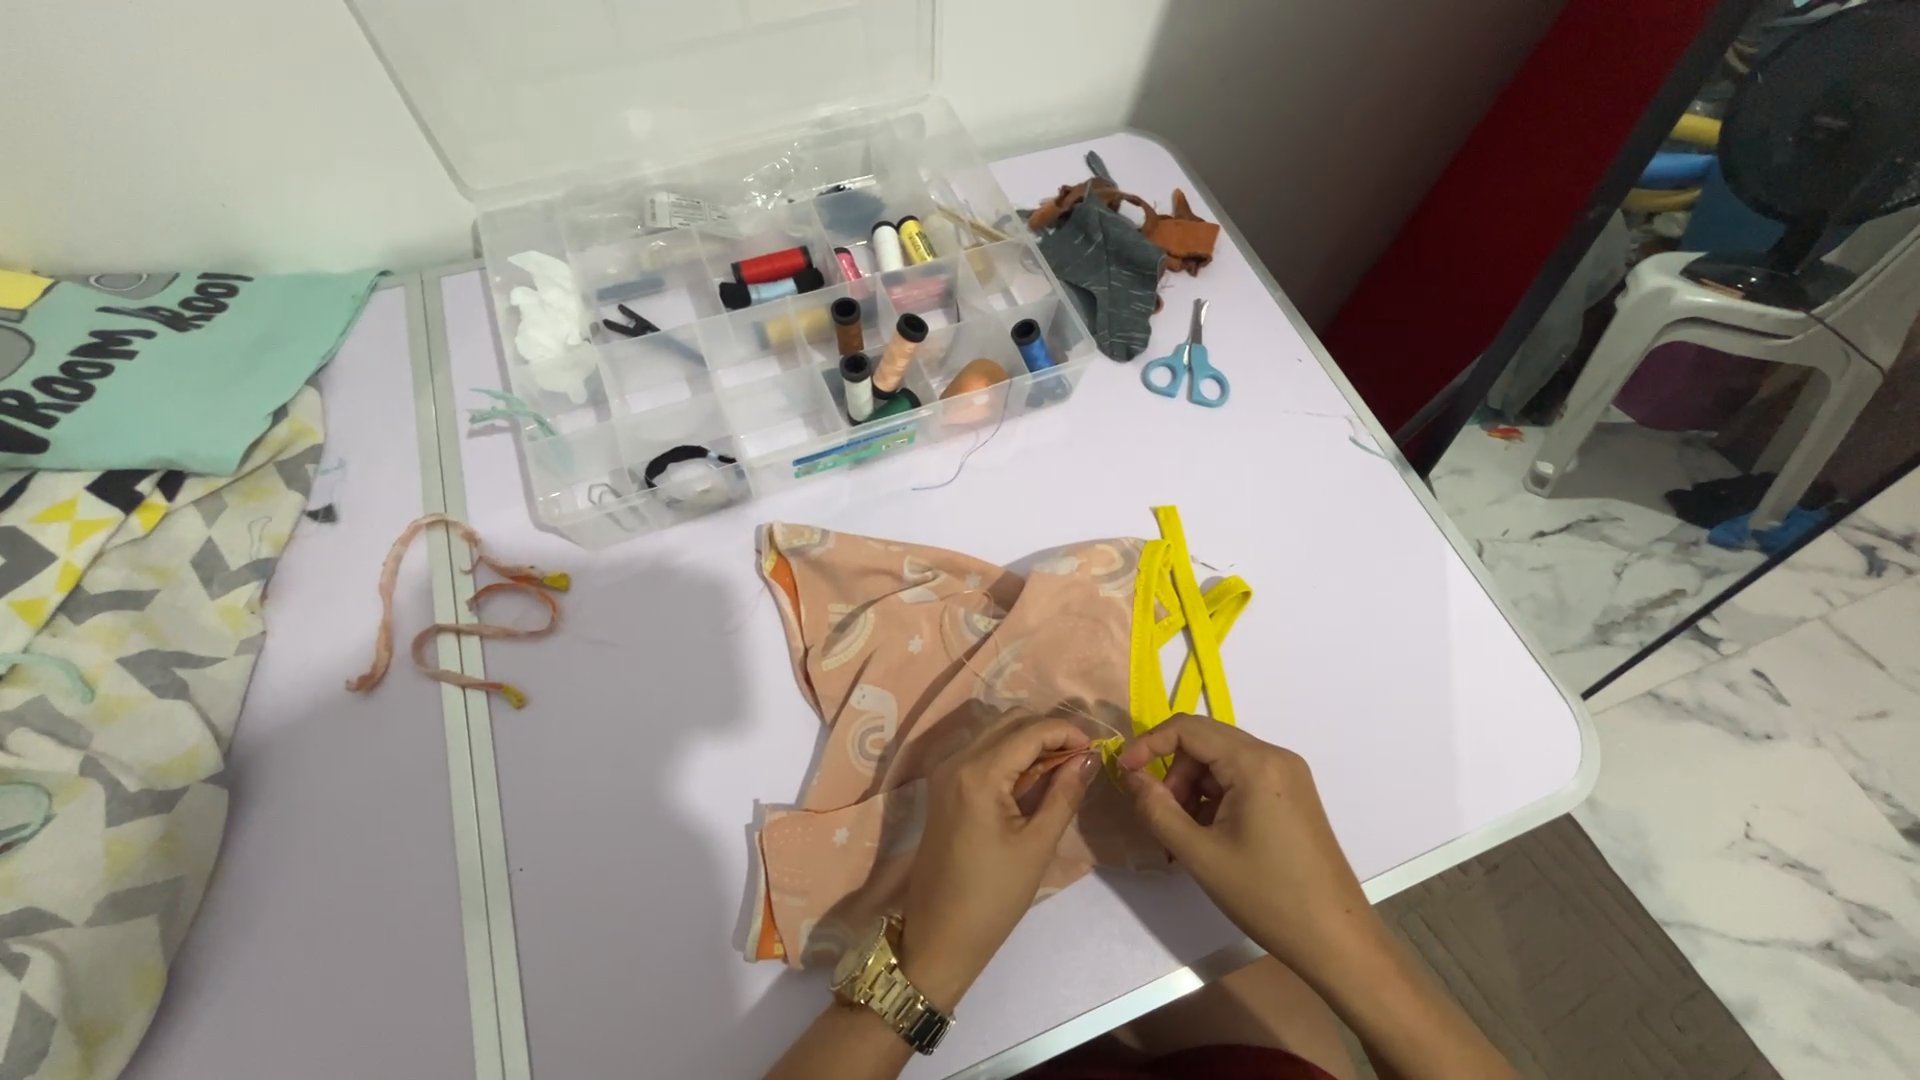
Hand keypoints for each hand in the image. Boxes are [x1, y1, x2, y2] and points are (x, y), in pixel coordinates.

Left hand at [899, 712, 1100, 1010]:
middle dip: (1048, 731)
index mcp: (978, 773)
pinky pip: (982, 753)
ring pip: (995, 734)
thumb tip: (1091, 756)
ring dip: (1029, 740)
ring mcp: (945, 772)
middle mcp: (956, 760)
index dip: (1067, 731)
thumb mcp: (1037, 845)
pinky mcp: (944, 786)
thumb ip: (1065, 793)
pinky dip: (1010, 755)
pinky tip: (1034, 777)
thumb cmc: (993, 897)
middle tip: (1082, 756)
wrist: (939, 936)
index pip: (1030, 730)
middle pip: (1010, 721)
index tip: (1097, 748)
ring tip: (1063, 766)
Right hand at [1117, 714, 1375, 979]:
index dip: (1148, 744)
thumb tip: (1130, 776)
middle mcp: (1275, 756)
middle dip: (1172, 771)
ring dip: (1193, 787)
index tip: (1124, 773)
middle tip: (1159, 813)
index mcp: (1255, 763)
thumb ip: (1157, 808)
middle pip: (1205, 741)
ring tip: (1184, 834)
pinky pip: (1241, 777)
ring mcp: (1288, 775)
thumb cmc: (1266, 896)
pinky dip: (1215, 797)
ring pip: (1221, 761)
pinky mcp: (1292, 795)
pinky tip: (1209, 835)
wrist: (1337, 940)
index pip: (1188, 728)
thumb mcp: (1200, 854)